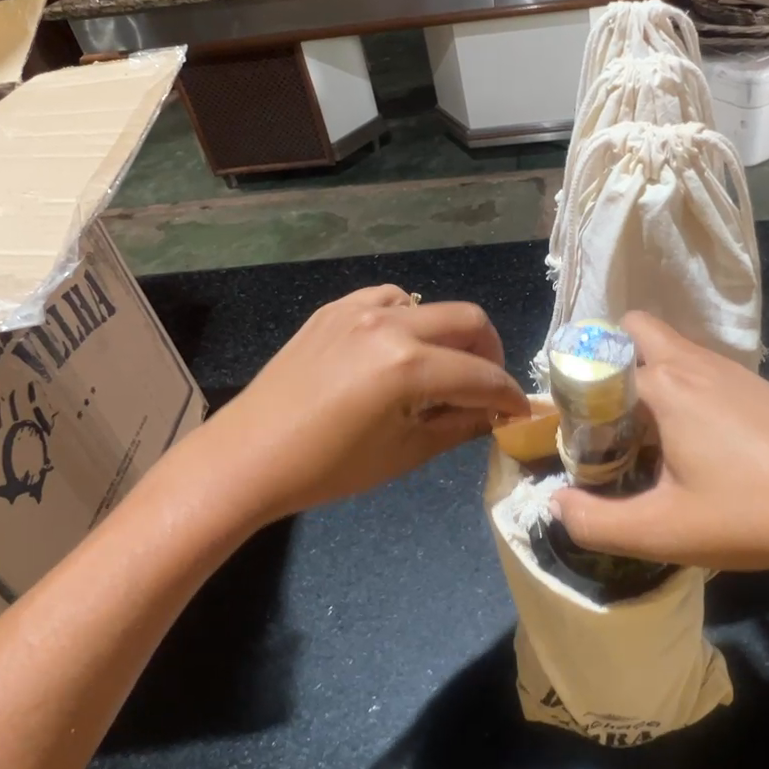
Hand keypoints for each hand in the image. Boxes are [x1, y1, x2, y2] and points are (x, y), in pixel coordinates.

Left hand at [179, 286, 528, 527]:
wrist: (248, 458)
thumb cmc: (328, 469)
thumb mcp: (404, 453)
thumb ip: (459, 425)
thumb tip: (493, 414)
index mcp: (408, 365)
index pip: (482, 374)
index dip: (509, 395)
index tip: (519, 411)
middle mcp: (389, 323)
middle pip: (468, 321)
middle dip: (490, 354)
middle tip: (488, 388)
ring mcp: (357, 309)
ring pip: (430, 305)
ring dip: (449, 334)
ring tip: (443, 368)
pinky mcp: (333, 310)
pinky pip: (388, 299)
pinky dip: (408, 318)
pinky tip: (399, 347)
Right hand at [552, 312, 768, 578]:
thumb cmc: (753, 514)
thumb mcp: (664, 532)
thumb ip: (596, 523)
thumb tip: (557, 505)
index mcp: (665, 386)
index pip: (596, 366)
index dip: (575, 399)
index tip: (580, 444)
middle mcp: (695, 364)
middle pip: (636, 330)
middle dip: (610, 364)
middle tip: (611, 424)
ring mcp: (733, 371)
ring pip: (672, 350)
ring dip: (649, 379)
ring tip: (651, 442)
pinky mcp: (759, 388)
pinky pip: (702, 371)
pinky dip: (683, 391)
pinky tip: (701, 446)